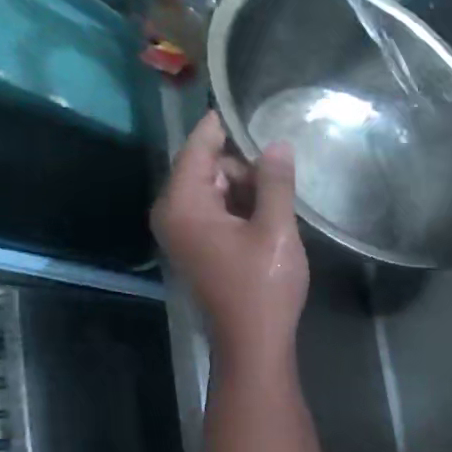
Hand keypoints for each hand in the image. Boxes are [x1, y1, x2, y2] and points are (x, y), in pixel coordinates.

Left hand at [152, 111, 308, 369]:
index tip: (243, 108)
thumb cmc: (263, 286)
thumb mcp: (276, 229)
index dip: (220, 127)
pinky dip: (239, 209)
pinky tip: (268, 218)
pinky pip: (215, 213)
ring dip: (244, 190)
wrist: (254, 343)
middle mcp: (173, 215)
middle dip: (241, 167)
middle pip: (205, 168)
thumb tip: (277, 144)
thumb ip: (275, 182)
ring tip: (278, 202)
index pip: (196, 148)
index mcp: (183, 205)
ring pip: (213, 191)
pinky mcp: (198, 250)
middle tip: (278, 176)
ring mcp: (183, 235)